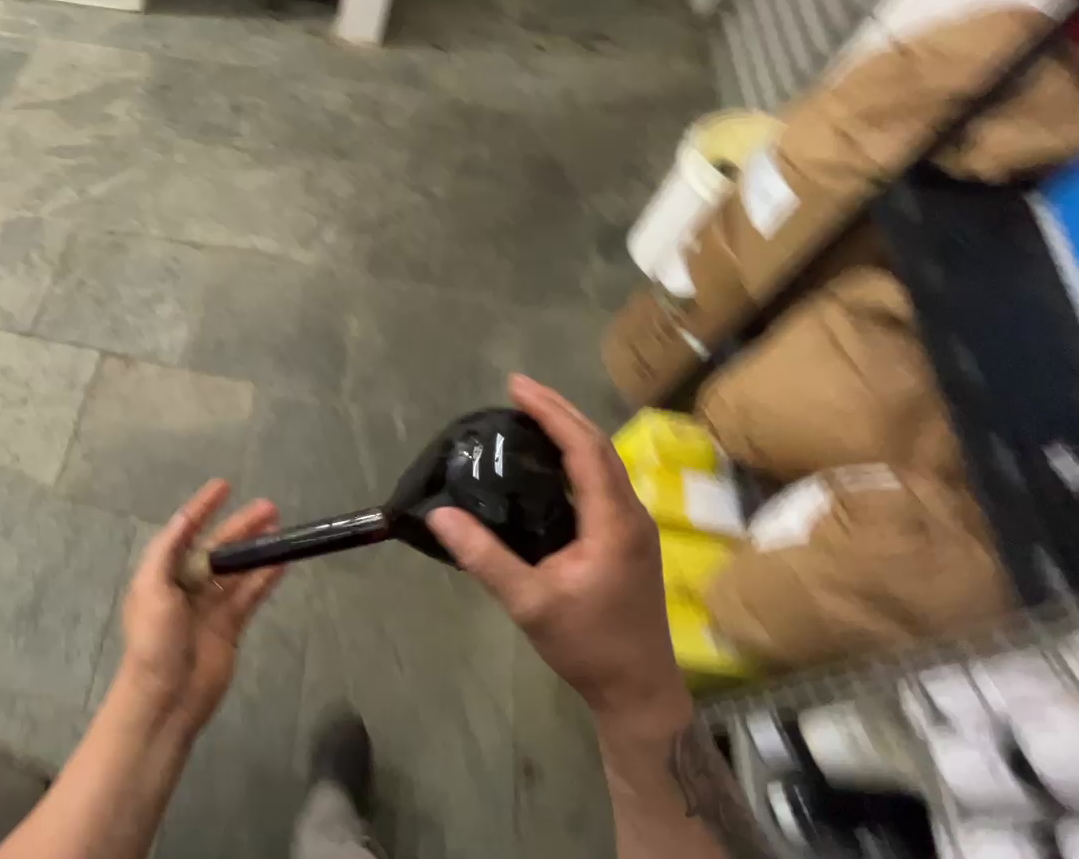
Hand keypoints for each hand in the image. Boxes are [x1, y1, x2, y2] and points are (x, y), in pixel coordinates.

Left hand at [116, 480, 284, 732]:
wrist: (166, 697)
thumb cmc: (154, 639)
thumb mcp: (151, 586)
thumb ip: (168, 549)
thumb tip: (185, 517)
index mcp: (162, 572)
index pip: (185, 530)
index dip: (203, 507)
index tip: (223, 486)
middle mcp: (186, 584)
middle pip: (217, 547)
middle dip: (240, 526)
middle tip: (269, 506)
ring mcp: (209, 605)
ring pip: (237, 568)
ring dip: (257, 548)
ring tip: (281, 526)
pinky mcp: (230, 626)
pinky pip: (250, 594)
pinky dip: (265, 577)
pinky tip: (283, 561)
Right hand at [425, 375, 686, 724]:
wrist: (638, 691)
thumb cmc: (588, 645)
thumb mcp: (529, 603)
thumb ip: (485, 557)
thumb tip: (439, 514)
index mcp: (615, 523)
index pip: (586, 450)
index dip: (552, 414)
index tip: (516, 388)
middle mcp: (631, 516)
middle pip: (599, 447)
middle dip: (559, 412)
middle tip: (517, 390)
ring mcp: (633, 528)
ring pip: (604, 464)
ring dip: (569, 432)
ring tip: (529, 415)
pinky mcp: (625, 541)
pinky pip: (600, 482)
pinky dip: (573, 458)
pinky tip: (547, 463)